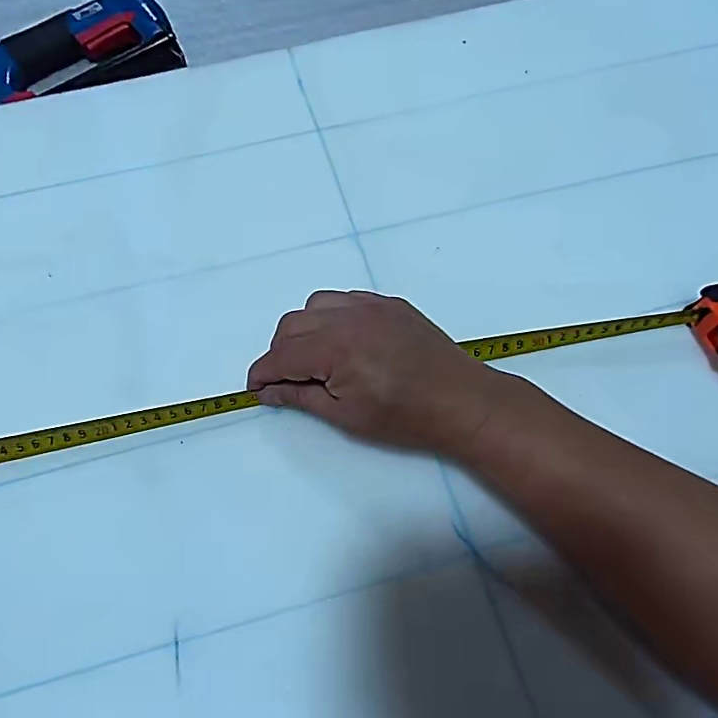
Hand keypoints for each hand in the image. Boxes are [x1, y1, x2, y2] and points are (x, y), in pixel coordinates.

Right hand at [245, 291, 512, 454]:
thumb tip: (268, 391)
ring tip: (315, 359)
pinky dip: (332, 317)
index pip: (280, 356)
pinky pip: (345, 300)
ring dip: (303, 330)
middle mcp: (348, 316)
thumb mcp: (344, 415)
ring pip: (315, 306)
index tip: (255, 390)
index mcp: (334, 347)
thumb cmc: (405, 418)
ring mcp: (371, 306)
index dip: (262, 374)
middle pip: (290, 326)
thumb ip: (299, 396)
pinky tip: (344, 342)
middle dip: (279, 353)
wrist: (462, 402)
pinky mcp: (390, 304)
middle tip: (287, 381)